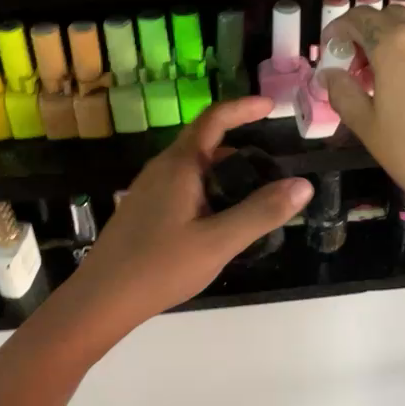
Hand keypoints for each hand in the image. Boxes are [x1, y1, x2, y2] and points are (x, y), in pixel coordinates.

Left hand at [69, 96, 312, 330]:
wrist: (101, 299)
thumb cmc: (160, 266)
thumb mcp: (219, 242)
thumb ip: (261, 212)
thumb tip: (303, 185)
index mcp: (180, 165)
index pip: (215, 119)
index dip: (243, 108)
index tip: (271, 106)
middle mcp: (162, 168)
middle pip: (206, 143)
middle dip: (241, 148)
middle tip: (272, 171)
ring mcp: (150, 189)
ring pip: (195, 168)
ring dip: (225, 173)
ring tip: (253, 200)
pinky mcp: (144, 209)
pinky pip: (184, 186)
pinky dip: (209, 190)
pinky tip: (219, 222)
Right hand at [322, 5, 404, 243]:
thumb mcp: (368, 127)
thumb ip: (343, 93)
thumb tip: (330, 74)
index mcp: (394, 42)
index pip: (357, 17)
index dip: (337, 31)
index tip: (330, 54)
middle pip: (387, 16)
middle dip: (365, 34)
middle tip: (354, 69)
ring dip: (392, 42)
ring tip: (383, 80)